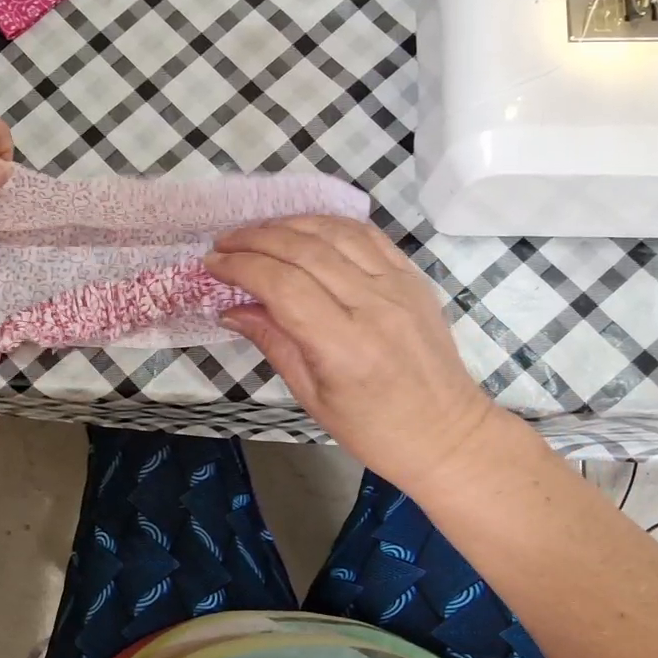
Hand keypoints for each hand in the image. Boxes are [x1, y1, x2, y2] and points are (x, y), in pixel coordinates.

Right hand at [205, 215, 499, 489]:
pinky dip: (330, 224)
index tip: (212, 264)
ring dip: (289, 225)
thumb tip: (231, 310)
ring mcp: (398, 287)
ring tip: (257, 232)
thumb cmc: (372, 428)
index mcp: (343, 346)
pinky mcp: (413, 278)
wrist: (445, 432)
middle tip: (224, 244)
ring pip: (335, 233)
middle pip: (305, 251)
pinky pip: (367, 235)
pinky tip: (304, 229)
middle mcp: (373, 306)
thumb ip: (273, 343)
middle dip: (256, 240)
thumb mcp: (310, 395)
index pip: (282, 286)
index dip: (242, 267)